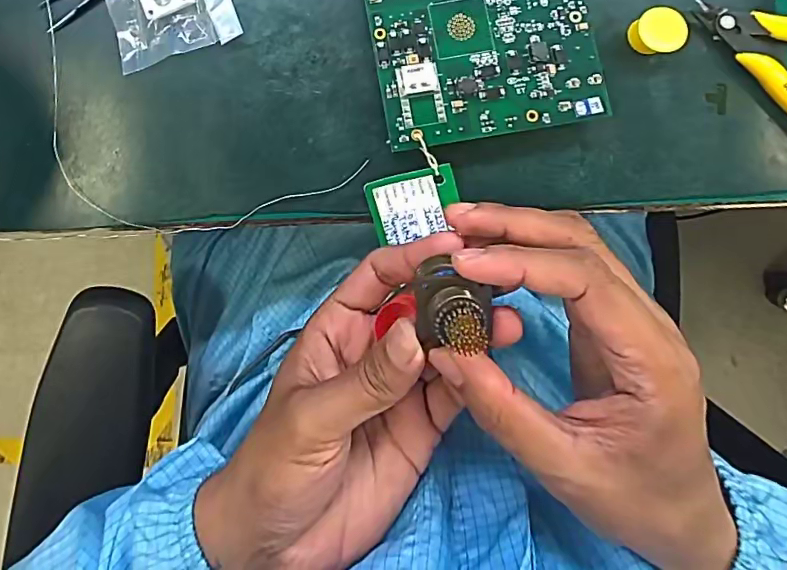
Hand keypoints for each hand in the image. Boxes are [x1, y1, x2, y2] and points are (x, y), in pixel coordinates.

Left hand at [194, 231, 516, 569]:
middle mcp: (372, 351)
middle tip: (496, 284)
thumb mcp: (313, 416)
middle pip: (417, 309)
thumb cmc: (276, 463)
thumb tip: (412, 333)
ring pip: (441, 350)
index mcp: (336, 331)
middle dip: (452, 293)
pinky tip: (496, 367)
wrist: (280, 542)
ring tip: (510, 322)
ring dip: (472, 334)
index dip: (409, 257)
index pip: (375, 279)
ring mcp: (399, 390)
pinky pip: (452, 397)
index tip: (449, 246)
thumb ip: (365, 379)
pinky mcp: (420, 430)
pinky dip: (475, 381)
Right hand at [426, 204, 736, 569]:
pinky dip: (524, 244)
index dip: (520, 260)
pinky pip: (567, 260)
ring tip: (464, 225)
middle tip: (455, 221)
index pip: (584, 277)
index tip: (465, 263)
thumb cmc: (638, 500)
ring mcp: (631, 312)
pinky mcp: (609, 314)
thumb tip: (445, 350)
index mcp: (649, 357)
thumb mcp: (564, 467)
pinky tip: (489, 248)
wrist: (683, 519)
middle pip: (581, 242)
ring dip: (516, 226)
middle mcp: (648, 321)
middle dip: (512, 223)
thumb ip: (501, 409)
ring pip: (575, 240)